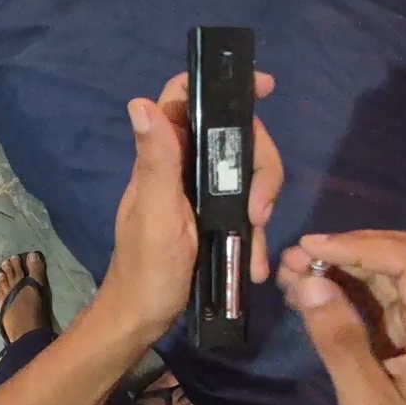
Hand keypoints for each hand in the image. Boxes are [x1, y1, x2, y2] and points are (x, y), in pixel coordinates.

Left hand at [96, 71, 283, 345]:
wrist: (145, 318)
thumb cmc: (146, 268)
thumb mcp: (154, 214)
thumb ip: (155, 160)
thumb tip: (139, 102)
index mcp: (164, 155)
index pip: (188, 98)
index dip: (225, 86)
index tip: (267, 89)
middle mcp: (182, 165)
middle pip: (236, 137)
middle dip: (260, 169)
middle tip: (260, 212)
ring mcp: (199, 191)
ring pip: (247, 174)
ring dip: (263, 206)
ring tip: (257, 242)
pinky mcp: (213, 217)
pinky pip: (247, 208)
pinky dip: (256, 232)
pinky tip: (255, 261)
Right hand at [274, 231, 405, 404]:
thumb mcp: (363, 400)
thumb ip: (338, 338)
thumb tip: (306, 281)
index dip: (355, 246)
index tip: (306, 248)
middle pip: (398, 261)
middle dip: (345, 252)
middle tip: (293, 259)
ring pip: (384, 279)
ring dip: (339, 269)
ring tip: (290, 272)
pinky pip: (376, 302)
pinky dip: (343, 292)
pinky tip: (307, 294)